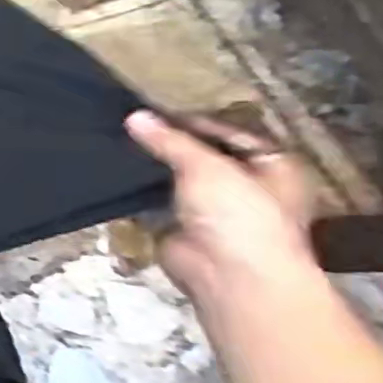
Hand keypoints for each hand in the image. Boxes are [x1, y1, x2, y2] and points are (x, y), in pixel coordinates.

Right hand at [125, 109, 317, 302]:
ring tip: (110, 143)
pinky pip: (153, 196)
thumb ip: (169, 141)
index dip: (191, 121)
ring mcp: (210, 204)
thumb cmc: (238, 215)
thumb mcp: (207, 168)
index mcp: (272, 166)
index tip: (149, 111)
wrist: (226, 271)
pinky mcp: (178, 220)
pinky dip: (134, 187)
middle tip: (124, 124)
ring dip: (147, 164)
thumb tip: (135, 116)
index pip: (227, 132)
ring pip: (173, 174)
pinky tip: (111, 171)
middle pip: (199, 153)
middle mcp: (245, 183)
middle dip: (164, 142)